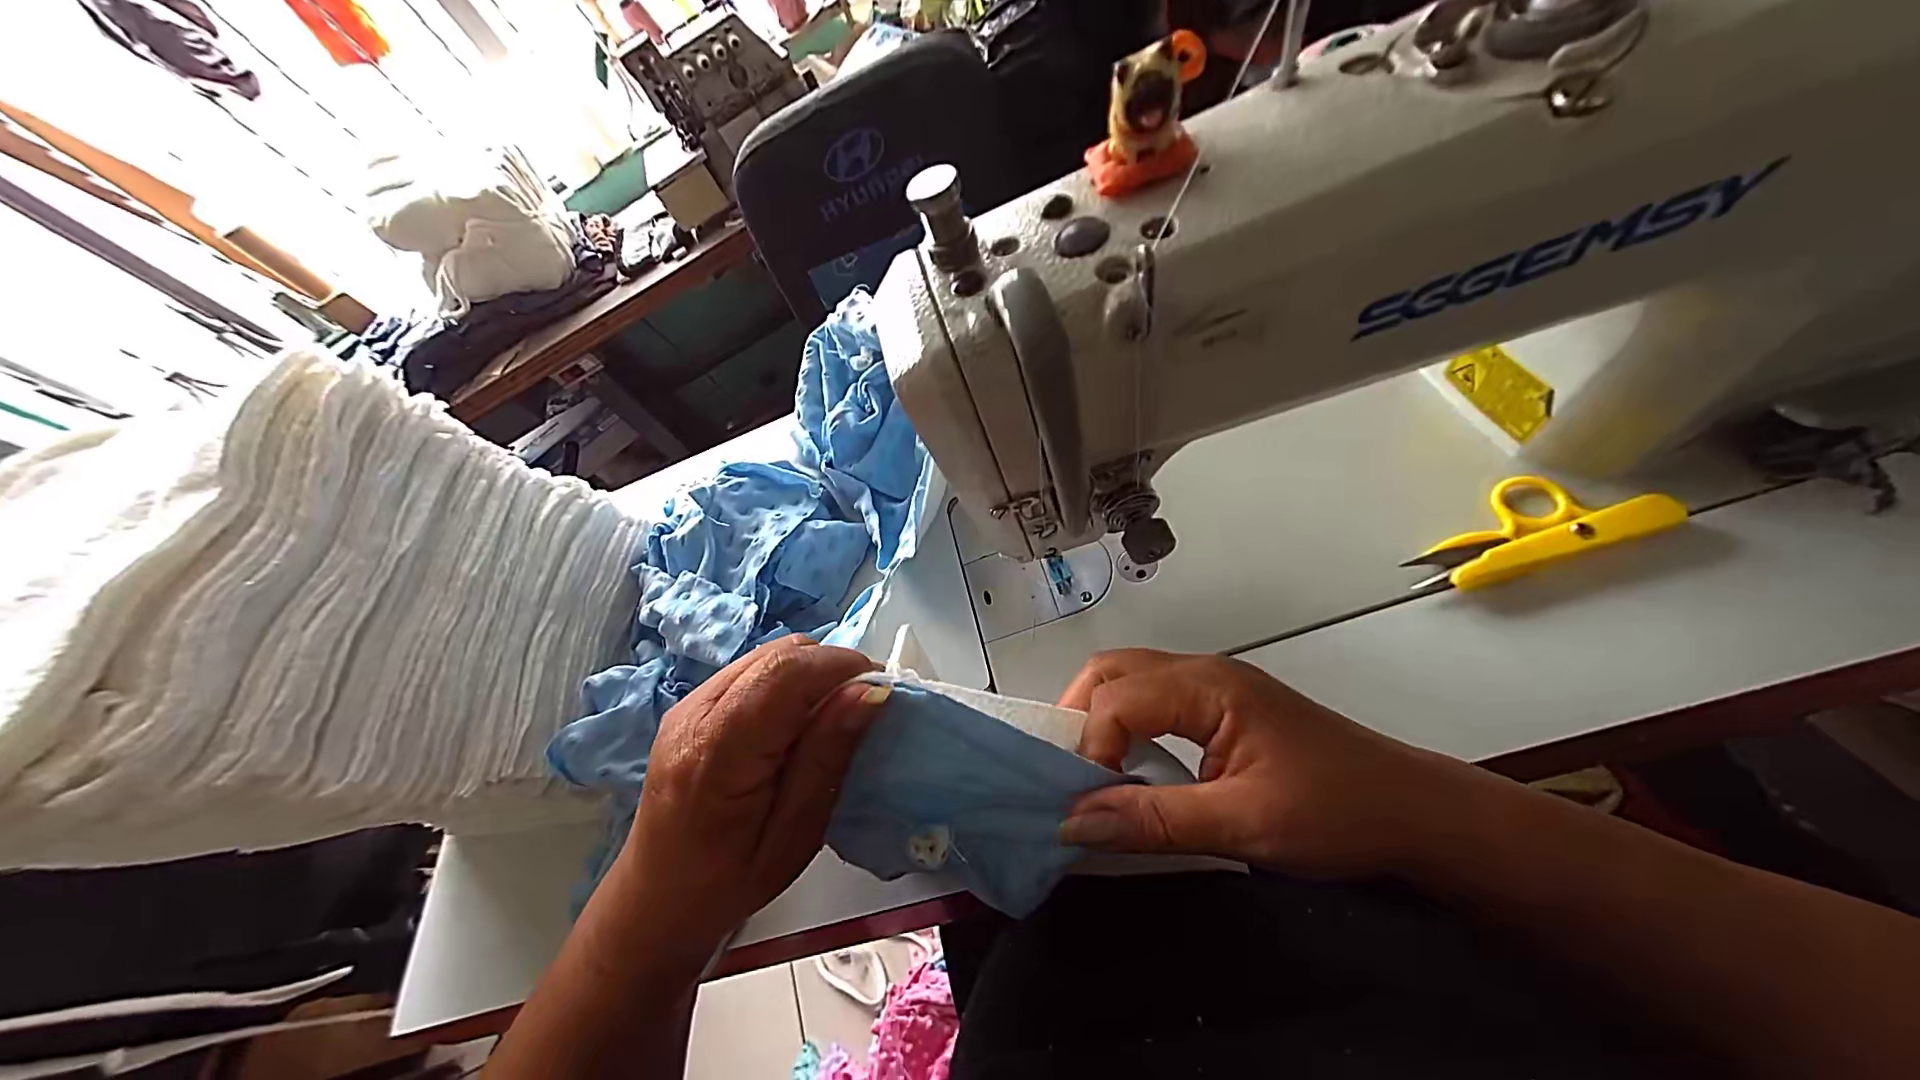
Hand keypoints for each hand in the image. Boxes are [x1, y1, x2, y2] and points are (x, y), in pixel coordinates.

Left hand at [610, 637, 883, 960]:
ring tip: (835, 713)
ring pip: (768, 654)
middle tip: (864, 705)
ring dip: (812, 671)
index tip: (881, 691)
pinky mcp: (693, 704)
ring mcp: (689, 703)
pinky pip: (754, 669)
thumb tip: (868, 693)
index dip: (841, 667)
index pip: (785, 674)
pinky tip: (800, 718)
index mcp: (718, 752)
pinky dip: (790, 680)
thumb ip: (827, 757)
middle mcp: (696, 712)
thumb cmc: (727, 881)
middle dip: (832, 667)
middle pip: (778, 654)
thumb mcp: (794, 834)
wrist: (656, 895)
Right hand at [1058, 649, 1484, 878]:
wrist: (1416, 812)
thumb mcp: (1243, 825)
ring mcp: (1211, 685)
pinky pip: (1150, 698)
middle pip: (1111, 669)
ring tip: (1089, 771)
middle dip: (1077, 715)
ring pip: (1127, 679)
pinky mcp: (1219, 705)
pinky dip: (1124, 725)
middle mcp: (1201, 671)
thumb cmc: (1340, 812)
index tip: (1088, 802)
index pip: (1116, 698)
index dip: (1090, 747)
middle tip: (1069, 773)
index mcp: (1208, 686)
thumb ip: (1154, 819)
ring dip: (1098, 719)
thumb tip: (1074, 822)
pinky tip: (1128, 764)